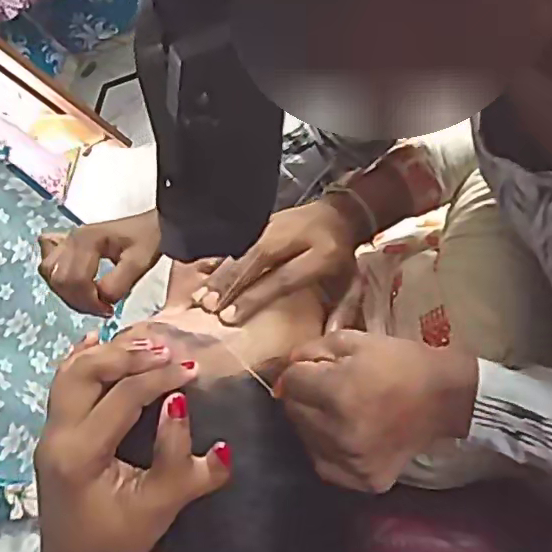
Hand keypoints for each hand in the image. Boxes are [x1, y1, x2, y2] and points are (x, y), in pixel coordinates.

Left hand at [36, 332, 231, 551]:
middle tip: (168, 352)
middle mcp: (56, 438)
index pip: (123, 396)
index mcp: (79, 455)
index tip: (194, 370)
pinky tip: (98, 341)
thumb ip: (179, 458)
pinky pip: (63, 382)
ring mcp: (49, 434)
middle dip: (129, 354)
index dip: (162, 377)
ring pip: (71, 372)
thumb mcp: (161, 505)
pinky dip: (83, 358)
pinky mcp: (54, 433)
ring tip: (148, 349)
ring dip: (109, 353)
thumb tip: (183, 405)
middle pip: (86, 371)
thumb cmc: (121, 541)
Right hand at [39, 210, 161, 316]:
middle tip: (103, 308)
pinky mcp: (69, 244)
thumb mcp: (140, 263)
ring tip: (92, 299)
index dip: (88, 302)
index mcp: (88, 240)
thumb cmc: (149, 241)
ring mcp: (68, 240)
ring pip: (50, 273)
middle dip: (78, 300)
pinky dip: (59, 280)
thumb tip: (100, 301)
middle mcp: (72, 238)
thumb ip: (117, 285)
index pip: (75, 280)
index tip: (109, 311)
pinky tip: (77, 286)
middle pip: (59, 279)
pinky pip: (51, 264)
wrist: (155, 225)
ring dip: (67, 292)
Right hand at [195, 198, 362, 323]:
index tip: (230, 317)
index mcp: (322, 255)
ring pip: (245, 251)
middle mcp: (295, 237)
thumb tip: (332, 337)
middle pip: (258, 261)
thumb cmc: (344, 256)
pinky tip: (203, 272)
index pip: (284, 278)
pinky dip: (222, 258)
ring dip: (221, 273)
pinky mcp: (266, 223)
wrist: (341, 214)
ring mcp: (278, 226)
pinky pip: (241, 243)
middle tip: (207, 307)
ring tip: (199, 295)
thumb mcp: (353, 281)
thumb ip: (344, 309)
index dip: (256, 297)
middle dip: (231, 285)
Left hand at [274, 330, 477, 491]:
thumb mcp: (356, 340)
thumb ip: (314, 350)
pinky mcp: (364, 482)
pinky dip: (328, 448)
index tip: (316, 367)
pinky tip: (346, 431)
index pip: (290, 384)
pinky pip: (326, 465)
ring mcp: (352, 463)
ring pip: (306, 440)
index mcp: (338, 393)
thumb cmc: (400, 361)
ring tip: (340, 407)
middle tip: (330, 385)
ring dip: (314, 422)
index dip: (300, 370)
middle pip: (294, 413)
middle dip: (305, 395)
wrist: (444, 397)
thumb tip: (284, 370)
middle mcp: (339, 433)